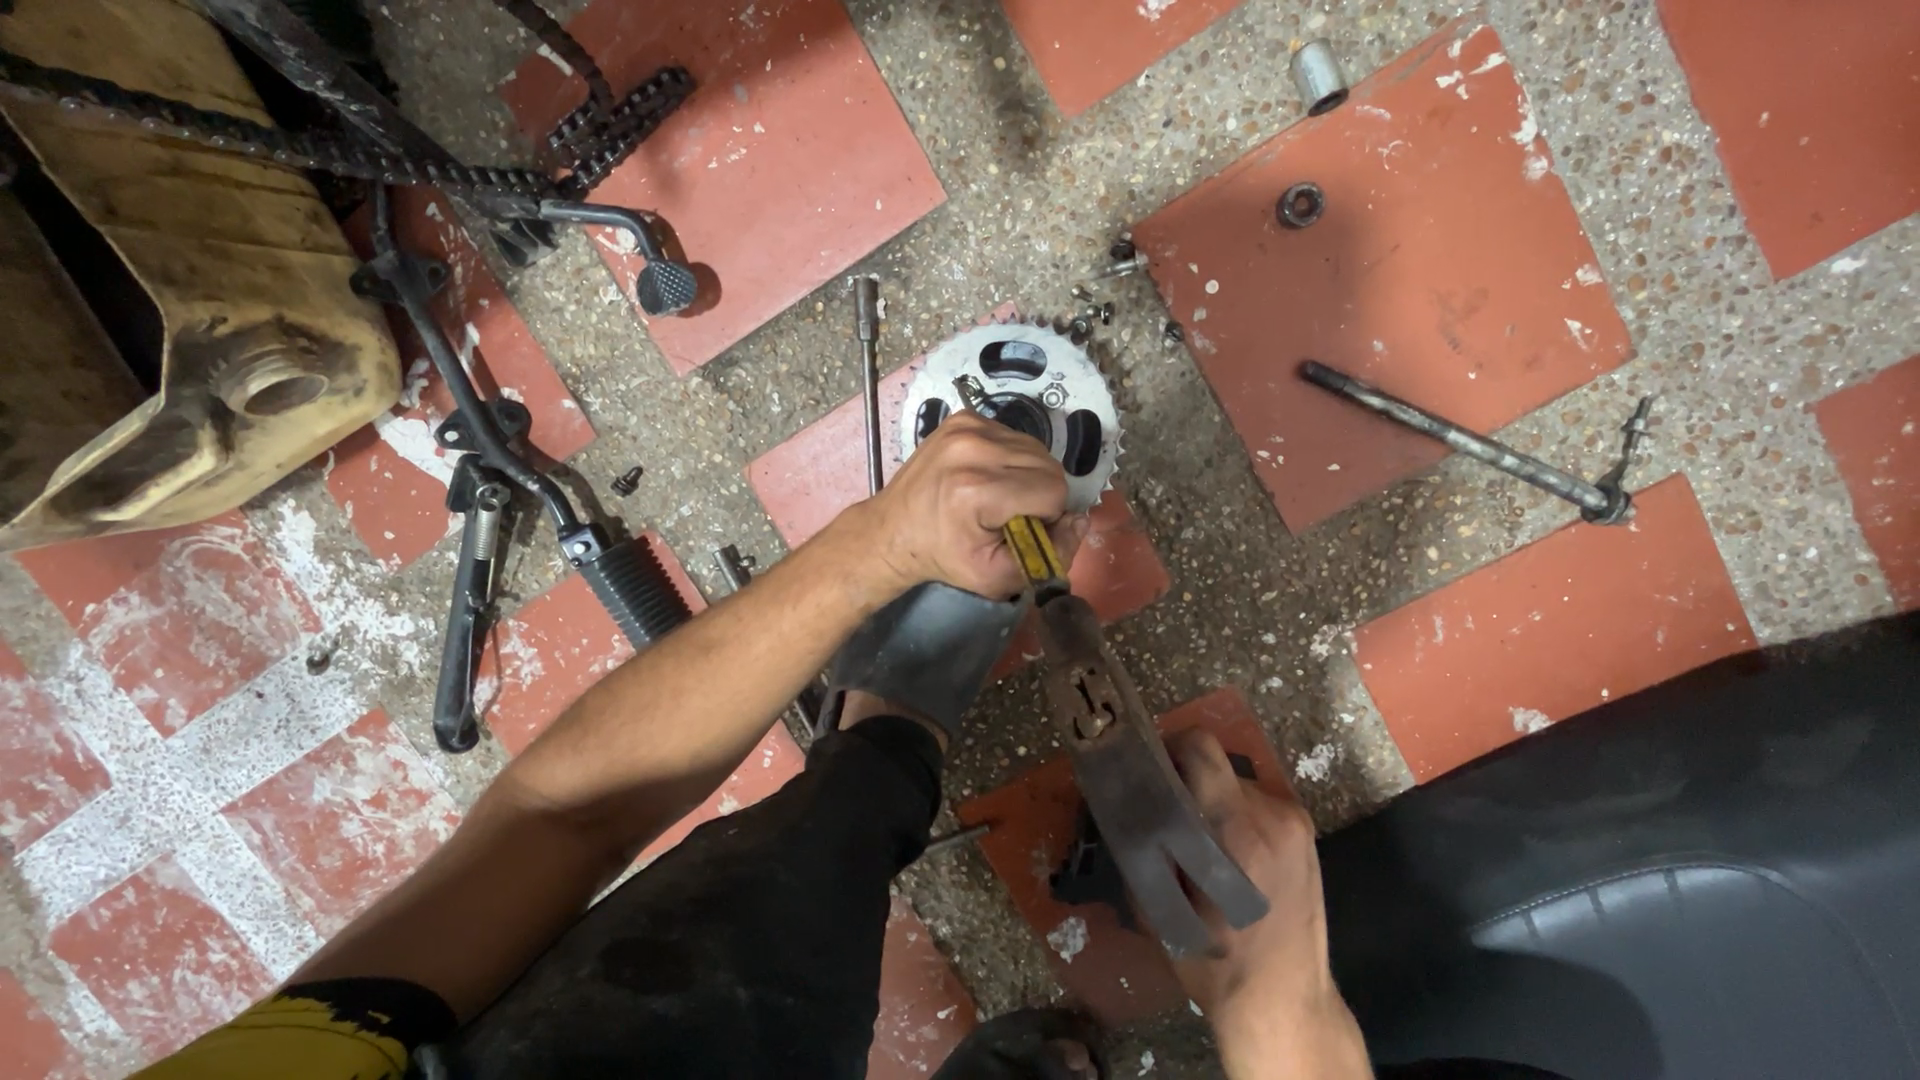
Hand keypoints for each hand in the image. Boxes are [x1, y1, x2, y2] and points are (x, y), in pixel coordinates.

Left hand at [846, 411, 1089, 599]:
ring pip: (1035, 449)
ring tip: (999, 496)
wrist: (894, 529)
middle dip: (1042, 494)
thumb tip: (1081, 518)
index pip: (1052, 491)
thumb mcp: (999, 577)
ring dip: (1028, 475)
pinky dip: (1010, 458)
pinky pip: (1013, 436)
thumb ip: (1051, 555)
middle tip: (1012, 515)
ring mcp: (966, 427)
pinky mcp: (962, 417)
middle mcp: (973, 449)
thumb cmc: (945, 557)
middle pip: (1048, 466)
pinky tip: (987, 476)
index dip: (1047, 516)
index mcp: (977, 490)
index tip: (1021, 529)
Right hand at [1164, 730, 1372, 1079]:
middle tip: (1164, 812)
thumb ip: (1140, 845)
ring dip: (1210, 799)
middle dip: (1184, 779)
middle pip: (1214, 762)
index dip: (1165, 747)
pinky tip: (1226, 854)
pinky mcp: (1305, 831)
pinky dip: (1233, 815)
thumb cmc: (1214, 961)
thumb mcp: (1159, 906)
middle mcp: (1271, 813)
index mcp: (1235, 828)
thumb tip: (1118, 801)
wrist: (1284, 1001)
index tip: (1145, 770)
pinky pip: (1255, 802)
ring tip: (1197, 843)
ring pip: (1234, 782)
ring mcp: (1294, 820)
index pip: (1199, 747)